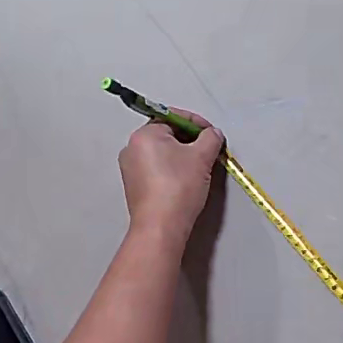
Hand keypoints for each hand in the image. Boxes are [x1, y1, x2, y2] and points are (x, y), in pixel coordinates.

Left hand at [117, 113, 223, 240]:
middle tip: (208, 150)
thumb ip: (210, 138)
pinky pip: (156, 168)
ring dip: (182, 155)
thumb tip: (213, 134)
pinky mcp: (134, 185)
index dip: (196, 122)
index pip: (173, 116)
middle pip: (166, 134)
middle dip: (189, 140)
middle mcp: (131, 148)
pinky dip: (171, 168)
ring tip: (199, 166)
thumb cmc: (178, 187)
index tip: (212, 134)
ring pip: (162, 152)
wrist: (161, 226)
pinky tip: (185, 180)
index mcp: (144, 135)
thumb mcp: (202, 157)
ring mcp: (130, 168)